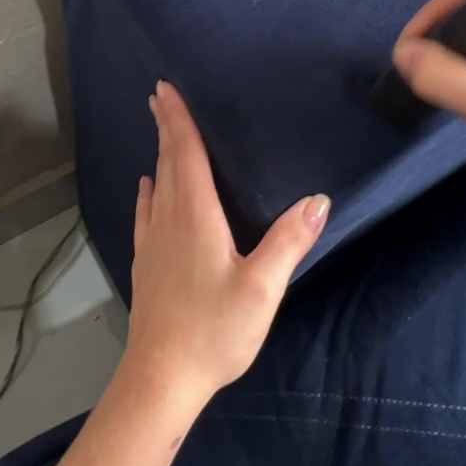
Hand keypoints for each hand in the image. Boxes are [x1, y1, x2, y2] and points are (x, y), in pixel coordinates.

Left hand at [122, 81, 328, 404]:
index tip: (165, 88)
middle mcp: (170, 220)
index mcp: (196, 217)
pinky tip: (148, 188)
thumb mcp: (262, 289)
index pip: (185, 155)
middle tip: (159, 96)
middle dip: (165, 126)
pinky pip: (147, 212)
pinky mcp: (147, 263)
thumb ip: (288, 242)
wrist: (161, 376)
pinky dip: (149, 192)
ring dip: (158, 153)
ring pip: (157, 184)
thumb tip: (318, 199)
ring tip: (160, 131)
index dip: (177, 120)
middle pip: (168, 162)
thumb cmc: (214, 331)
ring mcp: (153, 241)